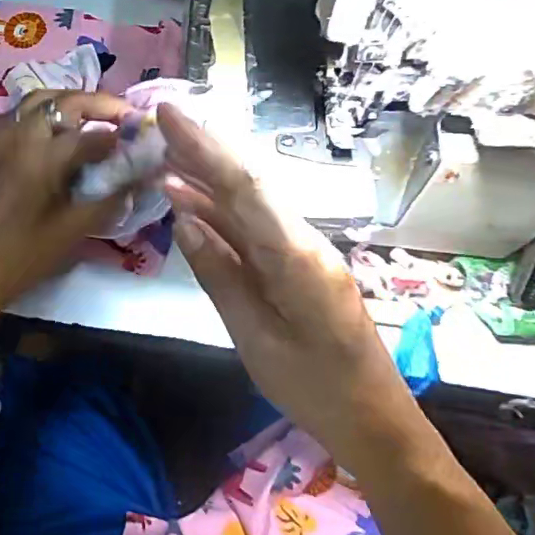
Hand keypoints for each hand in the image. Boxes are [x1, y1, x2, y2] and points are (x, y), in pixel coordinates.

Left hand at [0, 90, 132, 323]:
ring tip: (85, 121)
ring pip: (34, 102)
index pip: (94, 133)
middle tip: (119, 116)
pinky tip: (45, 138)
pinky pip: (11, 117)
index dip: (122, 133)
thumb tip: (137, 179)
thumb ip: (108, 199)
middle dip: (96, 104)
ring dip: (64, 104)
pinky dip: (35, 117)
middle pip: (63, 101)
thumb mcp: (70, 233)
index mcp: (42, 155)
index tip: (140, 137)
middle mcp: (17, 134)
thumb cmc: (19, 258)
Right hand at [156, 104, 405, 436]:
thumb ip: (219, 275)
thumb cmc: (314, 388)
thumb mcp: (255, 338)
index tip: (169, 114)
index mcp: (295, 257)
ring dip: (207, 177)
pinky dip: (221, 212)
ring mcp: (303, 252)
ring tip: (163, 154)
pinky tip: (192, 202)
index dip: (203, 147)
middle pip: (247, 185)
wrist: (375, 420)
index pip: (243, 187)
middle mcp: (303, 241)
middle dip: (203, 149)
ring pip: (249, 204)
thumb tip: (183, 221)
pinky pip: (254, 229)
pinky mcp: (299, 266)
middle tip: (160, 121)